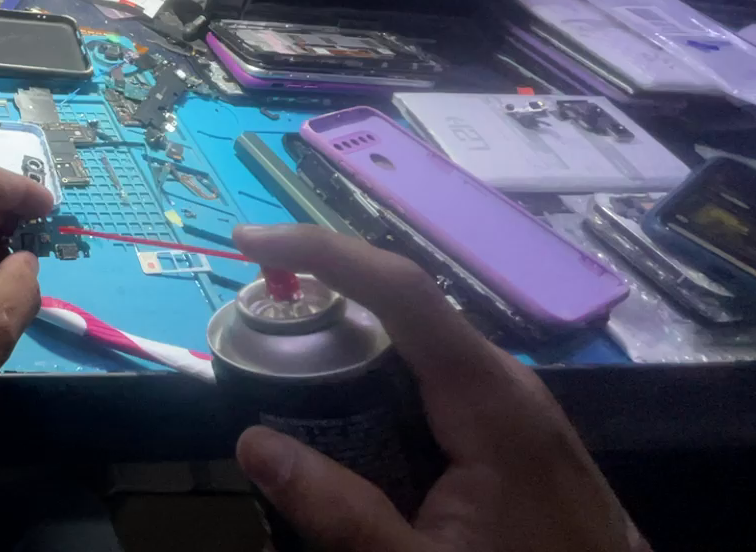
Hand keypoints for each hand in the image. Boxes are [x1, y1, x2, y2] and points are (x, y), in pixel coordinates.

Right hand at [229, 225, 646, 551]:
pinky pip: (423, 363)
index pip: (399, 288)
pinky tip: (339, 393)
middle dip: (317, 282)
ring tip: (280, 345)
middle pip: (397, 299)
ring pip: (409, 331)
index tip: (249, 240)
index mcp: (492, 402)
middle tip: (252, 307)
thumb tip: (250, 442)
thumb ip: (345, 516)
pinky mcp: (501, 424)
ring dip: (340, 320)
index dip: (319, 249)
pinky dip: (367, 355)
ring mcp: (506, 400)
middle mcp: (502, 382)